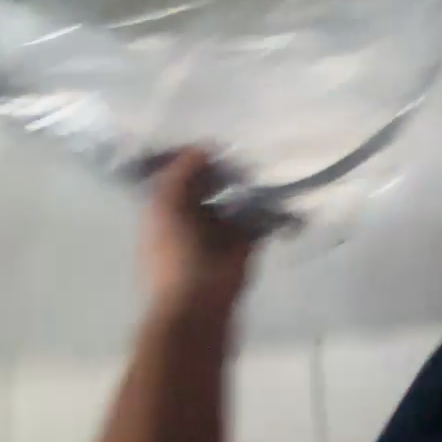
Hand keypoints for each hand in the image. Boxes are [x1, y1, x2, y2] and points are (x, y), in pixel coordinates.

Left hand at [144, 149, 256, 314]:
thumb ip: (179, 174)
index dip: (193, 159)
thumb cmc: (175, 254)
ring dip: (247, 185)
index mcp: (165, 212)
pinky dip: (267, 205)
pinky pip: (257, 217)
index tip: (215, 137)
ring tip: (263, 162)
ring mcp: (219, 232)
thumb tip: (202, 147)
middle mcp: (191, 219)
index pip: (179, 177)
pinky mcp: (245, 242)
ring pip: (234, 200)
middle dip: (224, 169)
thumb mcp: (164, 207)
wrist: (199, 303)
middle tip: (245, 147)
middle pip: (209, 186)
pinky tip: (276, 186)